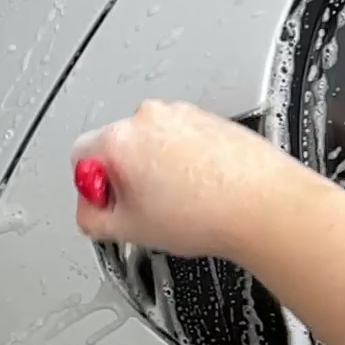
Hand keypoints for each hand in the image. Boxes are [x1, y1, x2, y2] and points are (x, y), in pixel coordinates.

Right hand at [71, 100, 291, 258]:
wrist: (266, 206)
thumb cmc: (207, 213)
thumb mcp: (129, 230)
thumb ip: (91, 218)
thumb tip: (89, 212)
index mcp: (119, 139)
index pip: (79, 157)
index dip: (91, 188)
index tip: (107, 205)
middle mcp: (147, 117)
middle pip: (114, 146)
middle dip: (123, 177)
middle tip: (143, 209)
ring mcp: (181, 114)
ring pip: (149, 143)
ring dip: (153, 169)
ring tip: (177, 202)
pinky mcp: (208, 118)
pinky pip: (180, 138)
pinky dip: (182, 162)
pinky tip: (197, 191)